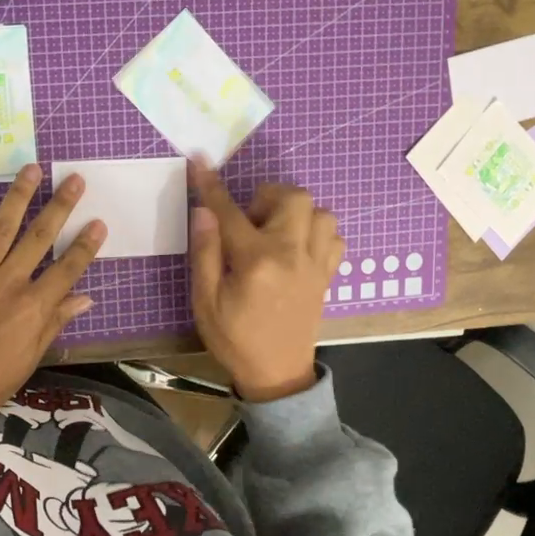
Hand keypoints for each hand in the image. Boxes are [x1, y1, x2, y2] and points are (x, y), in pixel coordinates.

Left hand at [0, 165, 106, 411]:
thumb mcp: (30, 358)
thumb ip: (56, 322)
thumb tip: (86, 297)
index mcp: (32, 308)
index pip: (67, 269)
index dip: (85, 245)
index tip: (99, 221)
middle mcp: (8, 284)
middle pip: (38, 238)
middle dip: (59, 207)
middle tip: (75, 180)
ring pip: (1, 228)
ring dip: (18, 196)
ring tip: (32, 169)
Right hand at [188, 160, 344, 402]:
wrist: (277, 375)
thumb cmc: (234, 339)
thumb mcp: (205, 301)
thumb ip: (205, 252)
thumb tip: (204, 210)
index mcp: (256, 261)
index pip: (230, 212)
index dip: (211, 185)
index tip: (200, 161)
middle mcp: (292, 254)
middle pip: (293, 197)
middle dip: (267, 198)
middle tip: (249, 222)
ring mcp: (316, 263)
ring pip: (320, 212)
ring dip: (294, 213)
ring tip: (274, 233)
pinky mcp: (328, 274)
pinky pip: (334, 236)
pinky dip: (316, 232)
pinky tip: (296, 248)